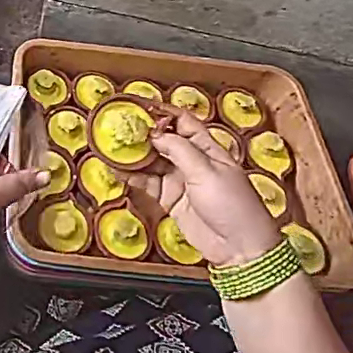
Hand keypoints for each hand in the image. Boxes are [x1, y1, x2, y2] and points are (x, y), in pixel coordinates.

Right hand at [120, 112, 280, 265]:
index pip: (183, 122)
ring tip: (113, 146)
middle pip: (164, 139)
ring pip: (152, 160)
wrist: (238, 248)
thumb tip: (155, 133)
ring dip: (134, 154)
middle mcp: (192, 160)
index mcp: (208, 148)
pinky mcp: (169, 198)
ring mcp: (180, 179)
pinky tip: (117, 169)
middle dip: (144, 132)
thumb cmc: (233, 205)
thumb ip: (179, 150)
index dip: (163, 112)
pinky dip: (131, 176)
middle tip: (121, 125)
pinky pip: (146, 182)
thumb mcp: (206, 172)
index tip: (141, 105)